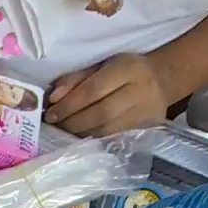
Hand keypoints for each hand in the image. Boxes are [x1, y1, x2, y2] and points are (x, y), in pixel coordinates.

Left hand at [45, 53, 174, 135]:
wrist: (158, 81)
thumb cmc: (119, 75)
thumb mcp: (99, 68)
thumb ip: (73, 80)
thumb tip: (53, 98)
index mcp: (130, 68)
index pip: (93, 90)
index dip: (68, 105)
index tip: (50, 115)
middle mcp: (142, 89)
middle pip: (100, 113)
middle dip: (71, 122)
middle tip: (55, 125)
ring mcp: (147, 111)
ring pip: (105, 130)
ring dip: (79, 133)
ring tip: (65, 130)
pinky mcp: (147, 128)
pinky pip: (112, 138)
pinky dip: (91, 139)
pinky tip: (80, 135)